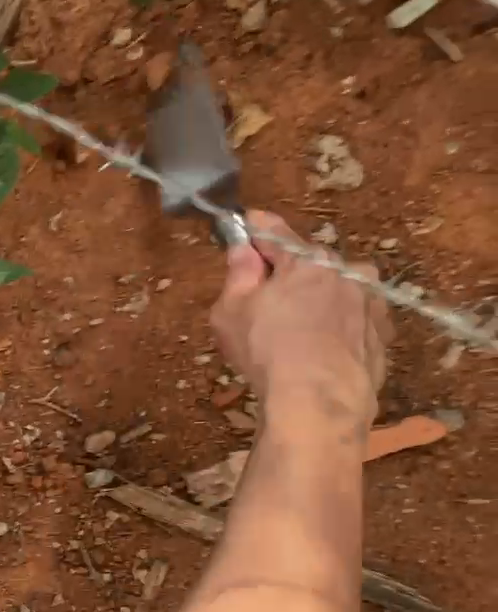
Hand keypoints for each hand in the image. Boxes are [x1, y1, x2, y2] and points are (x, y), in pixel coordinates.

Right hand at [210, 211, 389, 432]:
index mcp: (307, 262)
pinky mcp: (380, 327)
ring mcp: (369, 299)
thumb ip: (238, 276)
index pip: (277, 234)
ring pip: (329, 291)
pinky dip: (327, 324)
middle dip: (282, 276)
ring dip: (308, 300)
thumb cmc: (265, 346)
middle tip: (255, 302)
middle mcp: (346, 271)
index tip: (245, 219)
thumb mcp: (230, 311)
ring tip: (285, 333)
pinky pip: (346, 316)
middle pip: (306, 265)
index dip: (256, 227)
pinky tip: (309, 347)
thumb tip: (242, 250)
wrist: (318, 391)